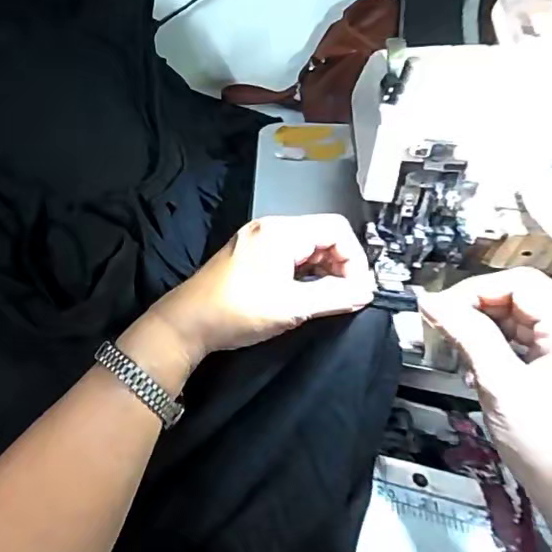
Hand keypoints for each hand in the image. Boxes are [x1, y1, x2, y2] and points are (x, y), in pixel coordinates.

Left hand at [121, 214, 374, 378]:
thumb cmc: (234, 311)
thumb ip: (335, 296)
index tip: (358, 289)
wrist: (187, 322)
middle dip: (340, 265)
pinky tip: (304, 295)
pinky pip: (288, 256)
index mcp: (280, 232)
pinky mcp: (248, 256)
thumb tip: (364, 292)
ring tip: (326, 300)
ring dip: (323, 271)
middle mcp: (268, 229)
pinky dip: (303, 273)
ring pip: (305, 247)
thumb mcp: (293, 307)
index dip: (355, 259)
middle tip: (346, 297)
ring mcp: (256, 241)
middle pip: (322, 235)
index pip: (337, 229)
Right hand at [419, 269, 551, 546]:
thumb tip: (433, 301)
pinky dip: (514, 352)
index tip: (441, 311)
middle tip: (445, 333)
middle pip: (528, 300)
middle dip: (480, 313)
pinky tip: (493, 375)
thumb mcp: (501, 386)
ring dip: (493, 334)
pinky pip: (546, 348)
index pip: (521, 283)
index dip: (473, 291)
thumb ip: (466, 334)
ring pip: (535, 324)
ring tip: (466, 360)